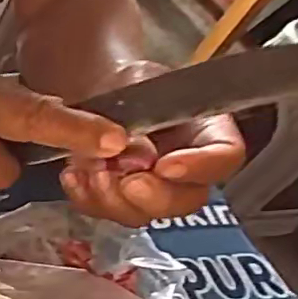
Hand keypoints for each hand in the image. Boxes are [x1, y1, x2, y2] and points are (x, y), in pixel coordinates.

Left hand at [61, 62, 244, 226]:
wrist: (95, 96)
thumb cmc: (127, 86)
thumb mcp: (136, 85)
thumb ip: (139, 117)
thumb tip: (132, 153)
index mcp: (207, 134)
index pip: (224, 158)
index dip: (199, 168)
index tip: (165, 166)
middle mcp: (184, 171)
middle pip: (185, 201)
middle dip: (152, 197)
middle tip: (126, 181)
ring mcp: (148, 190)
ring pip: (139, 213)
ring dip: (110, 197)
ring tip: (91, 167)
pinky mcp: (113, 200)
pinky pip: (101, 212)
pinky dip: (84, 197)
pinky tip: (73, 174)